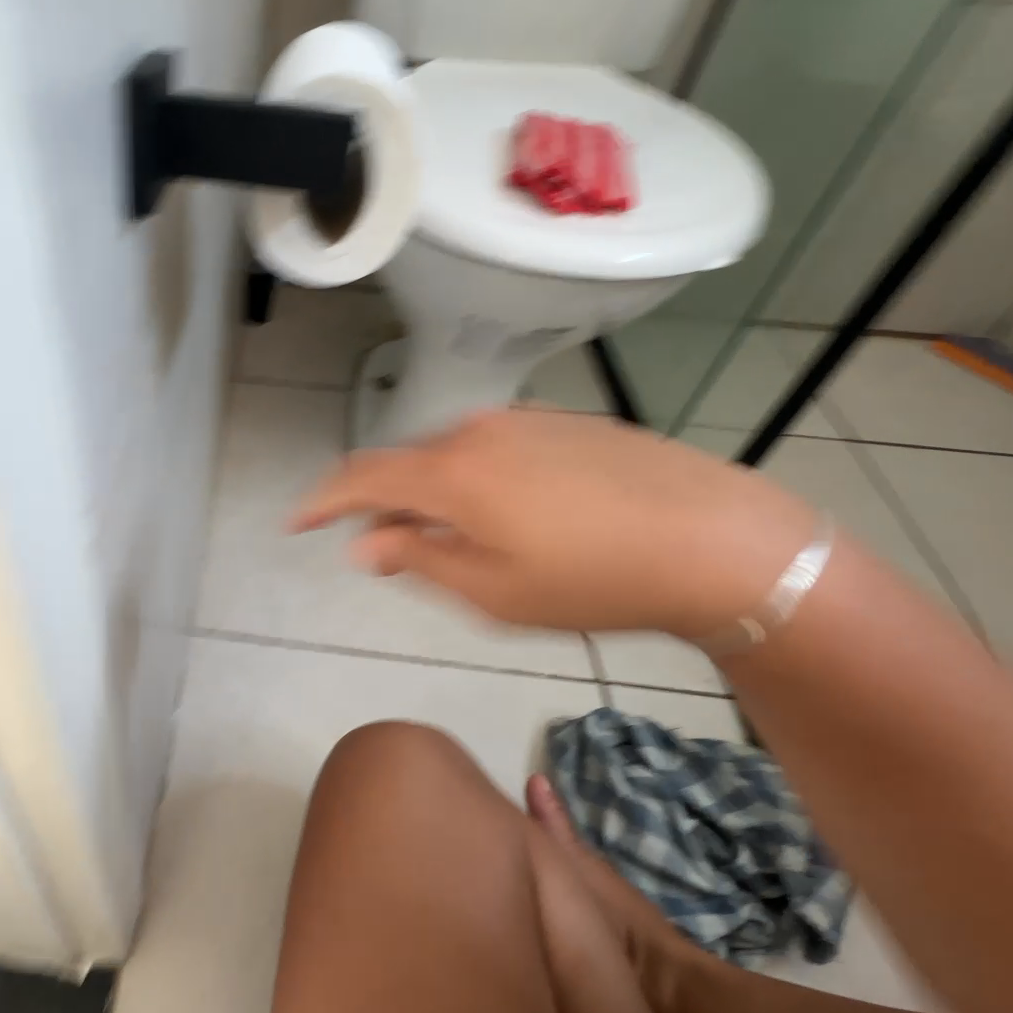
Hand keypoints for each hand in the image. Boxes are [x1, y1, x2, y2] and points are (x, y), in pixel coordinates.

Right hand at [288, 408, 816, 638]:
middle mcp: (477, 431)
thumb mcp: (491, 592)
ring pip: (449, 453)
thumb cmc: (592, 580)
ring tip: (450, 537)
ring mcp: (524, 420)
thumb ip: (417, 559)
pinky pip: (492, 447)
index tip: (295, 523)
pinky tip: (509, 513)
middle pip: (403, 462)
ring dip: (431, 491)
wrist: (717, 539)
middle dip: (380, 503)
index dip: (321, 500)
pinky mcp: (564, 421)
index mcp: (451, 473)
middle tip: (384, 549)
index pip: (360, 477)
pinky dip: (474, 478)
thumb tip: (364, 543)